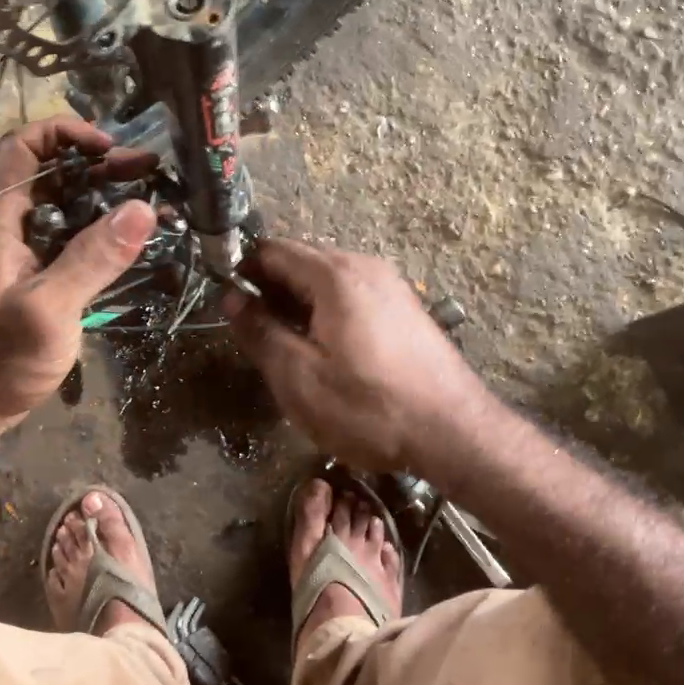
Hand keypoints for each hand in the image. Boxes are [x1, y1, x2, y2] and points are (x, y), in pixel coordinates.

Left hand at [0, 117, 156, 429]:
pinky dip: (92, 225)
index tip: (109, 148)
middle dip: (95, 162)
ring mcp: (11, 248)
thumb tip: (142, 208)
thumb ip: (92, 259)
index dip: (64, 132)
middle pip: (45, 169)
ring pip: (56, 200)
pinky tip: (125, 237)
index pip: (21, 146)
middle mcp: (0, 224)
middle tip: (145, 171)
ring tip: (145, 198)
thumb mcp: (49, 310)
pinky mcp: (24, 271)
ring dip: (98, 192)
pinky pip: (61, 232)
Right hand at [222, 239, 490, 471]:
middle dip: (270, 288)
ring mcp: (390, 285)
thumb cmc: (369, 408)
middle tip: (254, 332)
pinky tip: (325, 350)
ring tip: (287, 347)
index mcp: (334, 275)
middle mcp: (364, 267)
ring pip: (325, 279)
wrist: (456, 434)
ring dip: (297, 302)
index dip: (242, 272)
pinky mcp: (404, 308)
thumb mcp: (299, 378)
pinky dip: (326, 310)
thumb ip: (259, 332)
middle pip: (300, 260)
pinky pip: (350, 294)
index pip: (272, 250)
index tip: (227, 304)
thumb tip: (231, 299)